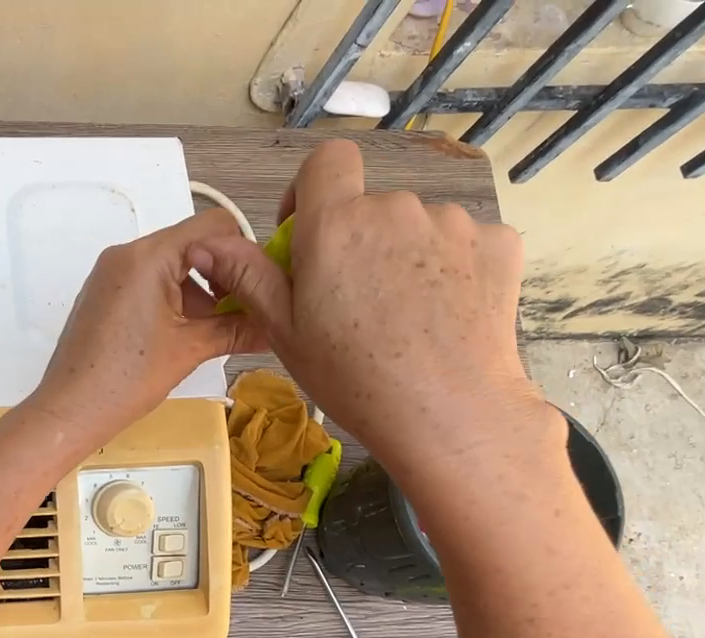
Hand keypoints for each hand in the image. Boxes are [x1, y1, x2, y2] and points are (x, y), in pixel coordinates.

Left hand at [21, 209, 265, 451]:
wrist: (69, 411)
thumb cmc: (126, 380)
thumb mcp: (191, 349)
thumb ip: (238, 327)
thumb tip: (275, 324)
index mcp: (148, 256)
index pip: (214, 225)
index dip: (242, 252)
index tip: (251, 290)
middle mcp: (125, 254)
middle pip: (191, 245)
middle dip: (219, 277)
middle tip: (234, 317)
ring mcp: (108, 274)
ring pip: (168, 266)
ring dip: (195, 293)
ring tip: (203, 335)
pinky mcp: (100, 295)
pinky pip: (144, 282)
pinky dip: (168, 301)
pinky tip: (175, 337)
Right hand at [187, 140, 562, 491]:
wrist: (445, 410)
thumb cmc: (350, 376)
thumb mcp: (282, 330)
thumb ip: (248, 275)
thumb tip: (206, 244)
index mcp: (337, 225)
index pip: (325, 161)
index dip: (310, 191)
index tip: (304, 235)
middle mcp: (396, 208)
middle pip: (368, 205)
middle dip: (354, 240)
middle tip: (348, 301)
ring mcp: (453, 222)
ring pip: (413, 226)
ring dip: (399, 256)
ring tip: (397, 316)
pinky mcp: (498, 242)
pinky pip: (459, 243)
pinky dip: (445, 269)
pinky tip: (437, 315)